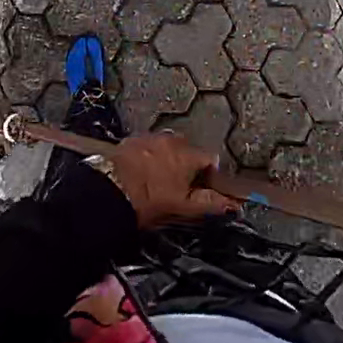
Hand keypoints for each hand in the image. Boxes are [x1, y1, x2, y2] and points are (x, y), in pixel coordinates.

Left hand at [104, 133, 236, 228]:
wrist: (109, 189)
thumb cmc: (150, 199)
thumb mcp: (183, 206)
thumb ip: (210, 202)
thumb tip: (233, 204)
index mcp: (187, 154)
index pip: (210, 159)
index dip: (209, 175)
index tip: (202, 189)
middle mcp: (171, 139)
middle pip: (188, 150)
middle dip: (187, 165)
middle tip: (179, 186)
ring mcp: (150, 136)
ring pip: (167, 147)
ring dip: (168, 158)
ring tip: (159, 179)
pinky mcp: (132, 139)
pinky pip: (148, 146)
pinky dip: (150, 155)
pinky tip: (142, 171)